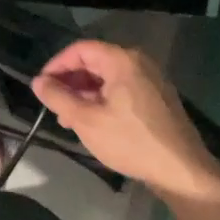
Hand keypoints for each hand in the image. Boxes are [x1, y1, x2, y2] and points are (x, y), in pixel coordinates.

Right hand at [31, 40, 219, 194]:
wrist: (181, 169)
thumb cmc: (130, 141)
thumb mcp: (86, 120)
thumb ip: (58, 97)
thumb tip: (38, 82)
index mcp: (122, 61)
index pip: (80, 49)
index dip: (56, 65)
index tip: (42, 87)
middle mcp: (139, 63)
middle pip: (94, 62)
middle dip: (70, 82)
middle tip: (54, 107)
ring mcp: (151, 80)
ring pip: (108, 78)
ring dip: (85, 94)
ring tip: (69, 120)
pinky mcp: (157, 98)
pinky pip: (122, 90)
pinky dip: (103, 100)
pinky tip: (93, 123)